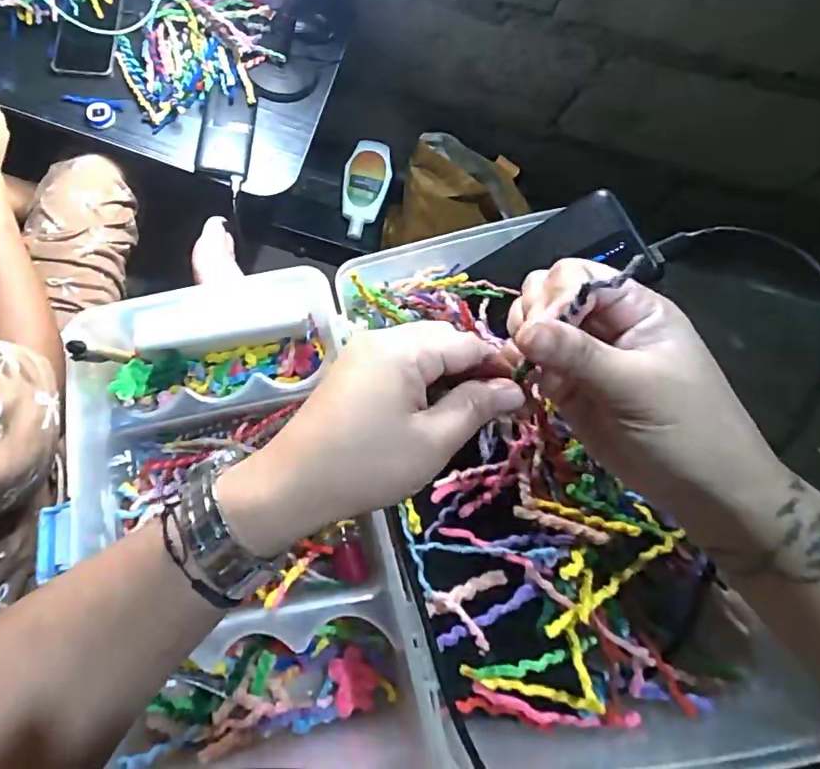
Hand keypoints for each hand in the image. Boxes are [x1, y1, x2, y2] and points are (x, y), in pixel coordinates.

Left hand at [215, 322, 524, 555]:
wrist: (295, 482)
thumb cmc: (369, 464)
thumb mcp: (433, 440)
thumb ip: (475, 406)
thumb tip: (512, 388)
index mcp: (402, 347)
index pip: (465, 341)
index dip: (498, 364)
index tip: (524, 393)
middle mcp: (380, 337)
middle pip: (441, 340)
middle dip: (473, 367)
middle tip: (498, 406)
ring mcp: (362, 351)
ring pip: (420, 351)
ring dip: (448, 374)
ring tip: (469, 412)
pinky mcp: (352, 369)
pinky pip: (397, 363)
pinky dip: (421, 379)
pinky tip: (433, 408)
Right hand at [509, 260, 788, 542]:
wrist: (705, 494)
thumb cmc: (687, 431)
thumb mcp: (636, 387)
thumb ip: (579, 355)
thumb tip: (525, 332)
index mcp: (634, 308)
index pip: (577, 276)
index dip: (555, 297)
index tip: (542, 332)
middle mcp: (604, 322)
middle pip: (548, 291)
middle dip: (533, 314)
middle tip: (531, 350)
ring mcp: (582, 353)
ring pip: (533, 323)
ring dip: (522, 340)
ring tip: (529, 370)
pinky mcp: (565, 383)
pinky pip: (530, 360)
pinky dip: (519, 366)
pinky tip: (523, 385)